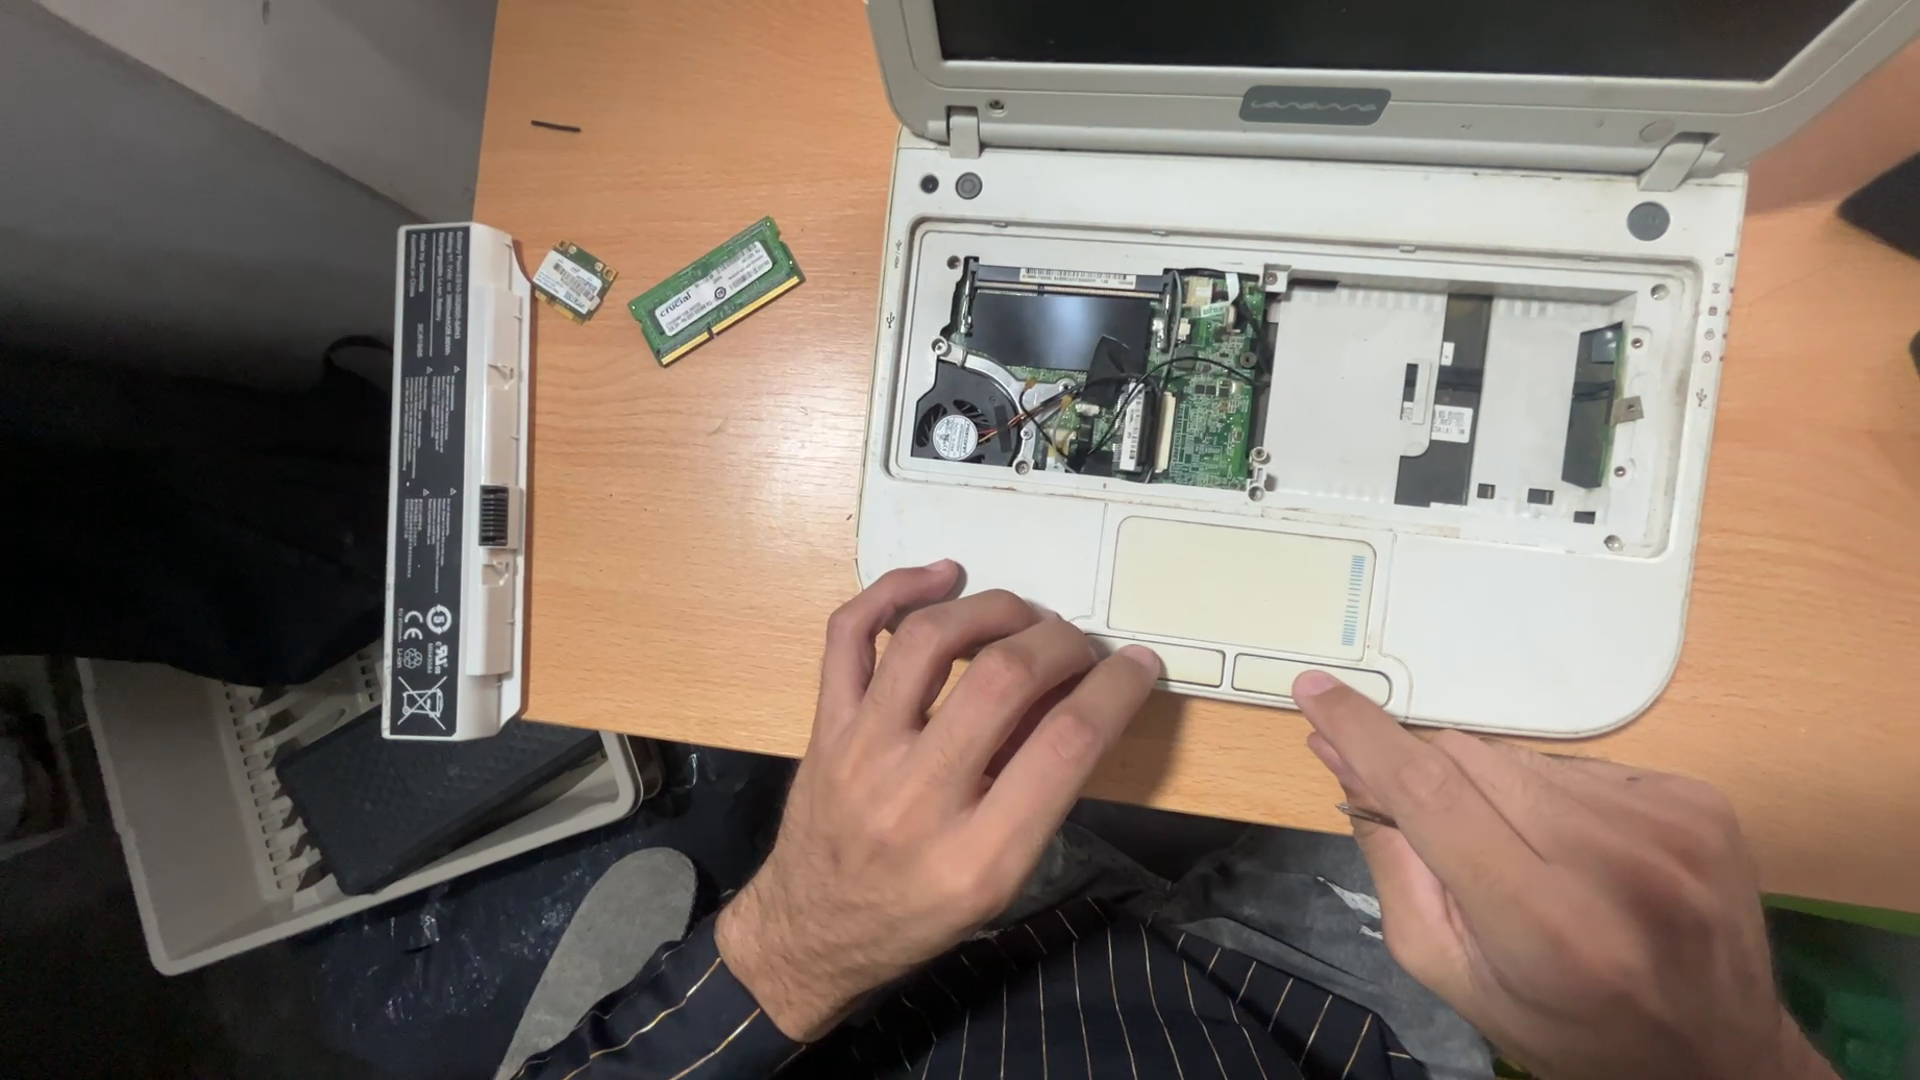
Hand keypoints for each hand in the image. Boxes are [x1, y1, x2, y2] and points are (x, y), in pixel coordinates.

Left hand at [716, 561, 1161, 1039]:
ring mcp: (860, 751)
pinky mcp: (824, 723)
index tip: (1136, 661)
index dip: (1116, 688)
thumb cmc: (919, 915)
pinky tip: (942, 576)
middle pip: (1004, 678)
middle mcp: (916, 796)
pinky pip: (850, 633)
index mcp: (978, 856)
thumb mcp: (1001, 880)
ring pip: (929, 640)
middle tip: (1077, 644)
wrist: (813, 932)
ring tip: (1023, 614)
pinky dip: (896, 589)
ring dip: (992, 609)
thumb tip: (1077, 690)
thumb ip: (1042, 787)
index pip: (1067, 744)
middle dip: (1060, 642)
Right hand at [1293, 671, 1832, 1079]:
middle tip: (1438, 830)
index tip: (1312, 690)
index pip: (1429, 792)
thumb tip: (1338, 755)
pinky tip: (1572, 847)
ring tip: (1520, 850)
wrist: (1720, 1061)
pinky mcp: (1698, 801)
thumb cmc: (1555, 1022)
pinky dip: (1543, 792)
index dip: (1363, 735)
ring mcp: (1668, 826)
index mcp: (1543, 922)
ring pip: (1509, 755)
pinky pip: (1566, 761)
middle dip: (1424, 774)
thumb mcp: (1442, 960)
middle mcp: (1616, 863)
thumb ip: (1387, 853)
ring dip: (1485, 786)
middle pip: (1462, 758)